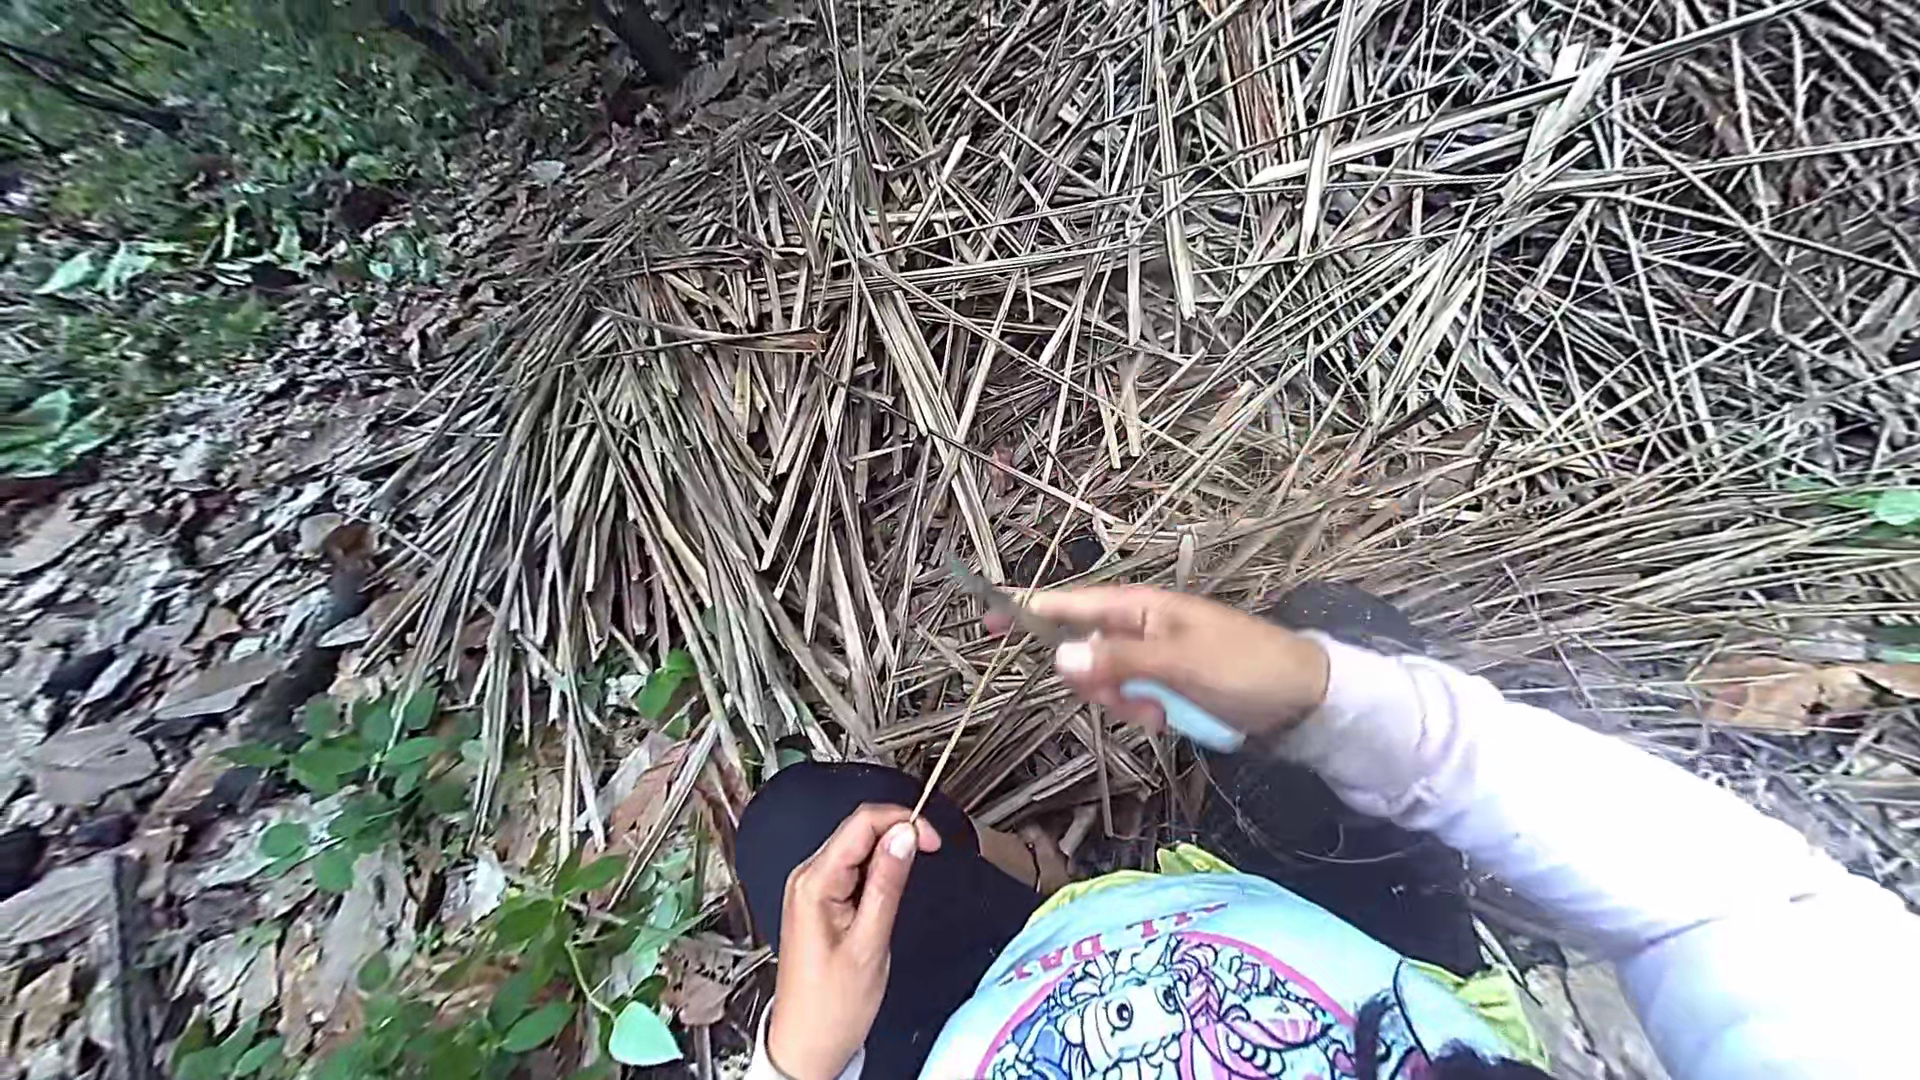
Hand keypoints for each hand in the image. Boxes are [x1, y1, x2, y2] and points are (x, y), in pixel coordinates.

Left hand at [765, 805, 940, 1079]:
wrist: (805, 1050)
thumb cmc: (831, 1009)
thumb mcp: (869, 943)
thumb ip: (887, 882)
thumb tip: (905, 834)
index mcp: (814, 883)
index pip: (862, 823)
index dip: (901, 820)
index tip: (930, 837)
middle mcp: (808, 877)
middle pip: (859, 828)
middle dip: (897, 831)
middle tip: (929, 848)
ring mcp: (812, 886)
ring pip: (858, 844)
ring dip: (889, 849)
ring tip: (911, 872)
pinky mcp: (821, 897)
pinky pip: (854, 864)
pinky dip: (878, 866)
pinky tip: (890, 885)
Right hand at [991, 586, 1330, 738]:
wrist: (1303, 699)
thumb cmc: (1243, 666)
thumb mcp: (1178, 663)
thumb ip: (1117, 661)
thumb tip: (1059, 658)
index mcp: (1137, 607)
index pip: (1069, 604)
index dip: (1027, 609)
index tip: (987, 617)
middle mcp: (1136, 628)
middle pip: (1081, 652)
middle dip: (1098, 682)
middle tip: (1132, 701)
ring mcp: (1148, 657)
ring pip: (1103, 681)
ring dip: (1124, 702)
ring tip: (1163, 710)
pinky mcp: (1161, 683)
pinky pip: (1128, 699)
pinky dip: (1142, 712)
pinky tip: (1172, 716)